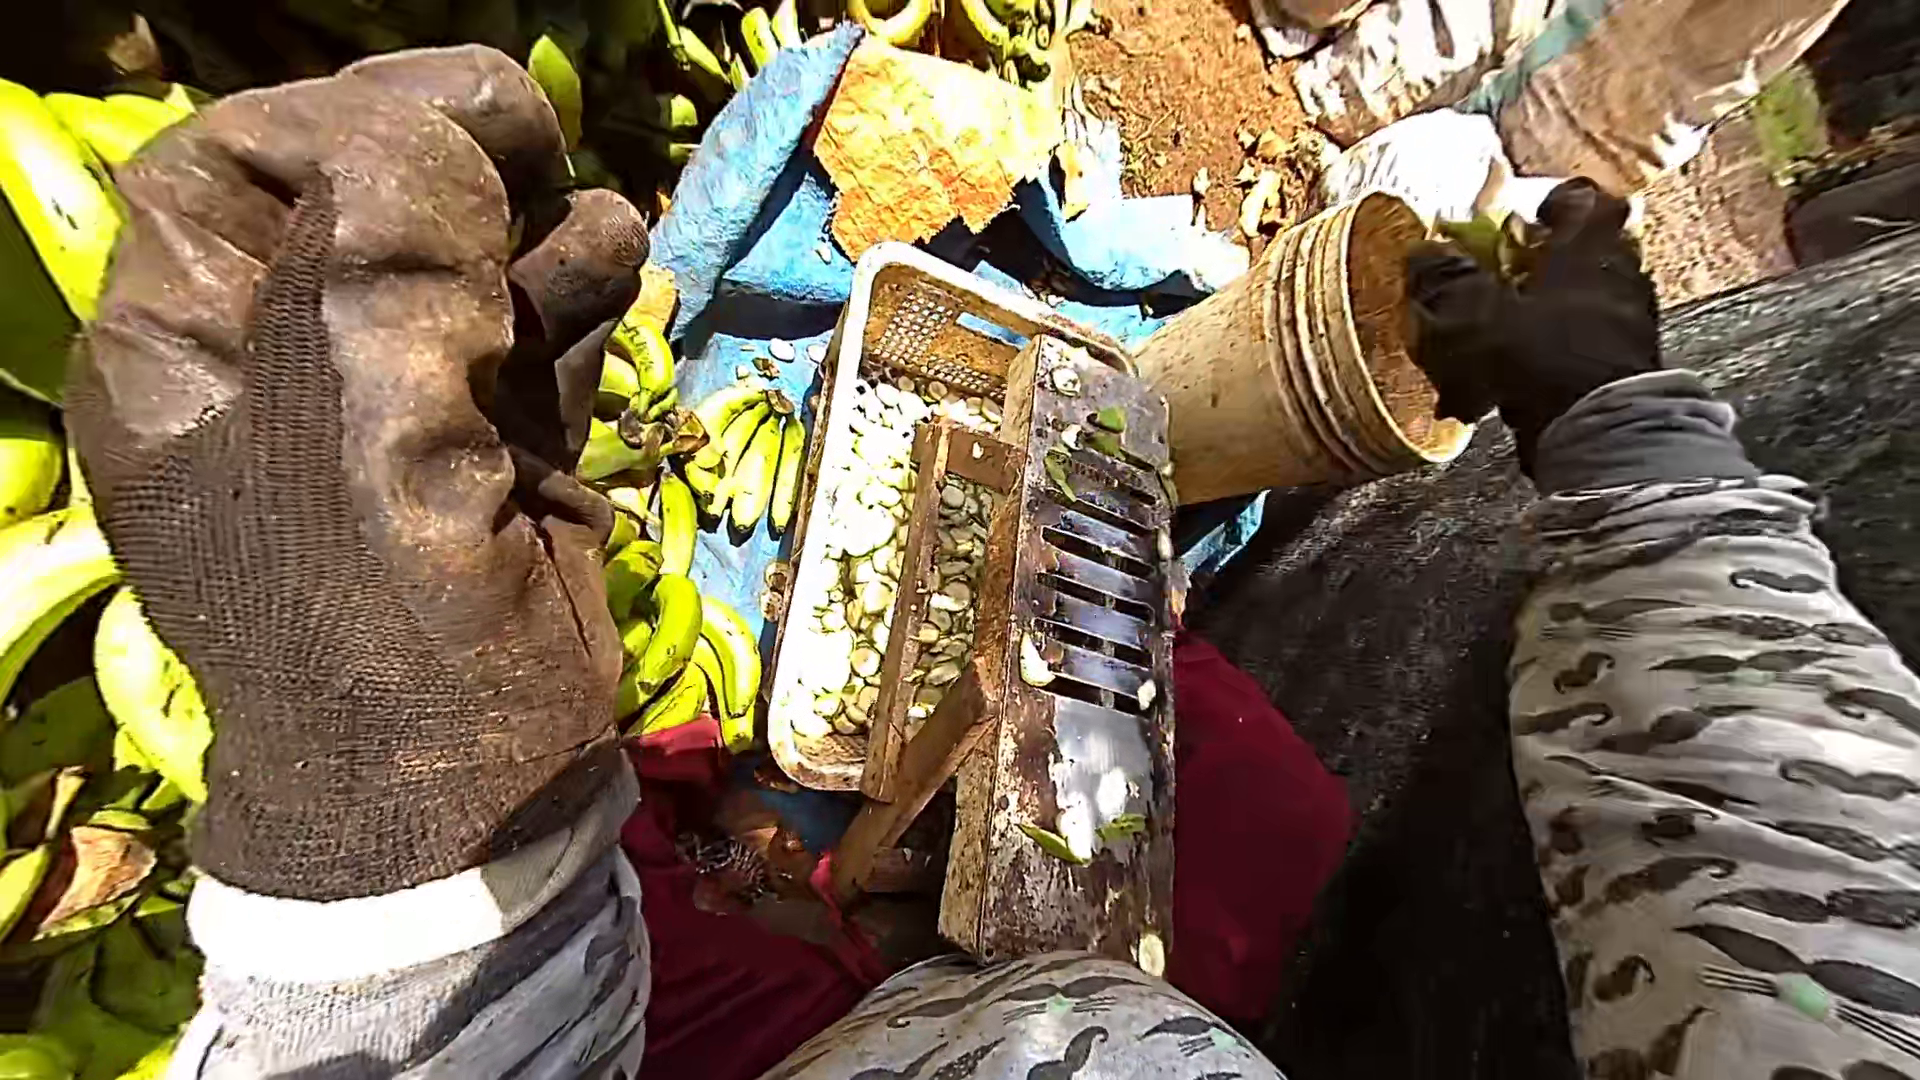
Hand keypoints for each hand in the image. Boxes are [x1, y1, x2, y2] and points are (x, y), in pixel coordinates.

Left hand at [67, 47, 648, 900]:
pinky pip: (545, 354)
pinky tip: (623, 271)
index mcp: (210, 365)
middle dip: (456, 161)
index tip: (478, 116)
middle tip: (537, 120)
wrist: (475, 767)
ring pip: (480, 289)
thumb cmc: (394, 642)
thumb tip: (441, 148)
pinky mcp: (517, 456)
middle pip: (375, 222)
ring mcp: (430, 416)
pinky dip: (582, 306)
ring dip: (542, 239)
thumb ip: (382, 299)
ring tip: (609, 216)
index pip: (253, 182)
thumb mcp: (364, 468)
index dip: (362, 129)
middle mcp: (316, 374)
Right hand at [1406, 179, 1659, 473]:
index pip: (1584, 202)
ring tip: (1495, 334)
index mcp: (1585, 251)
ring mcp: (1623, 323)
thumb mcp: (1469, 315)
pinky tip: (1507, 377)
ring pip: (1578, 301)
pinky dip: (1543, 352)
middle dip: (1543, 261)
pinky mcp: (1616, 364)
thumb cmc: (1530, 356)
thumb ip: (1445, 283)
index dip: (1554, 202)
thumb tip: (1421, 251)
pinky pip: (1574, 346)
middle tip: (1502, 275)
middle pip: (1583, 253)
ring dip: (1541, 310)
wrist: (1592, 421)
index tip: (1528, 213)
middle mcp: (1616, 277)